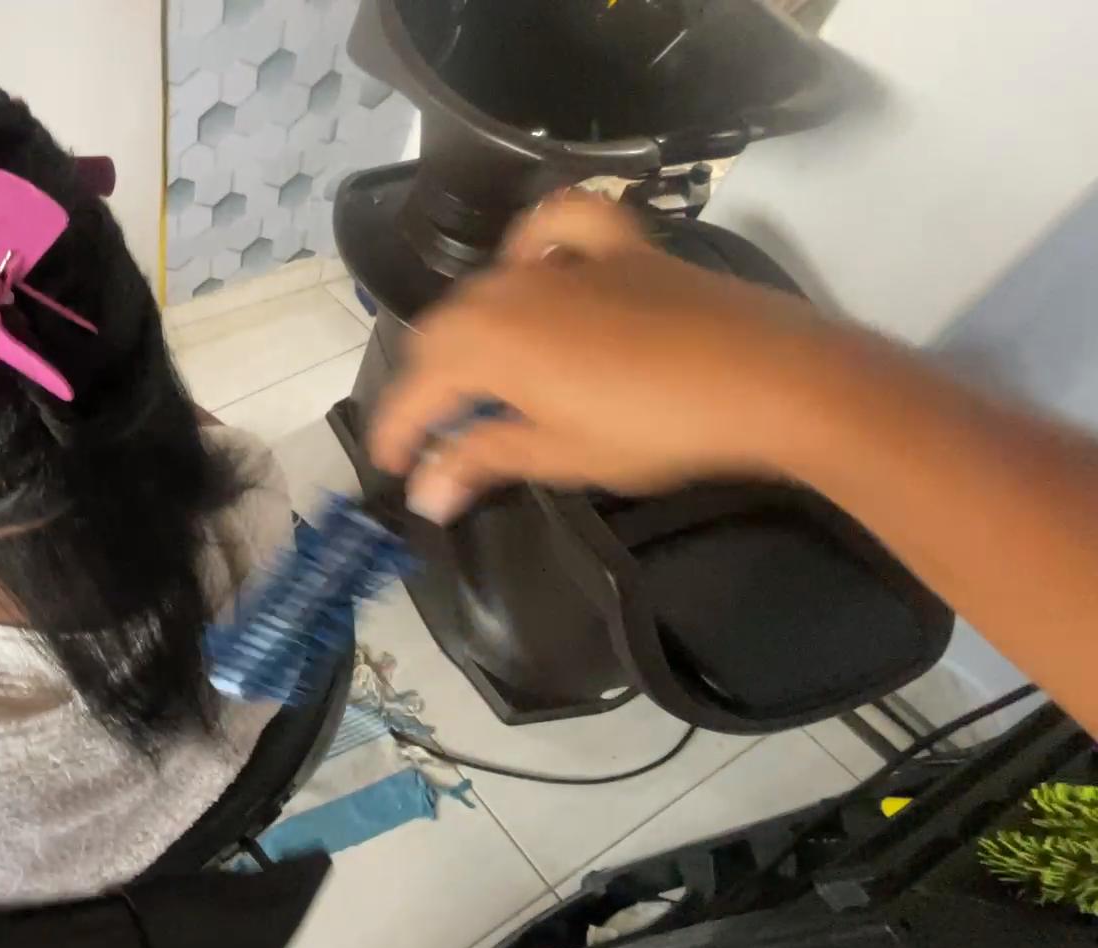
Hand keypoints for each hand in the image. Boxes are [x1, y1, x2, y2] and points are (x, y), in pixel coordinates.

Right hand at [369, 192, 902, 521]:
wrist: (777, 382)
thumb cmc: (652, 428)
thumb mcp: (554, 455)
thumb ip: (477, 463)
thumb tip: (424, 497)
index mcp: (487, 345)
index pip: (416, 391)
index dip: (396, 433)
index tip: (393, 469)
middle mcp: (508, 291)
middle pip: (437, 335)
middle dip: (424, 387)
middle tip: (434, 435)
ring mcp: (564, 262)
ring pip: (483, 289)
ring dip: (463, 334)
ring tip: (472, 377)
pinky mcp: (620, 249)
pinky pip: (559, 227)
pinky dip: (535, 244)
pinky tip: (533, 268)